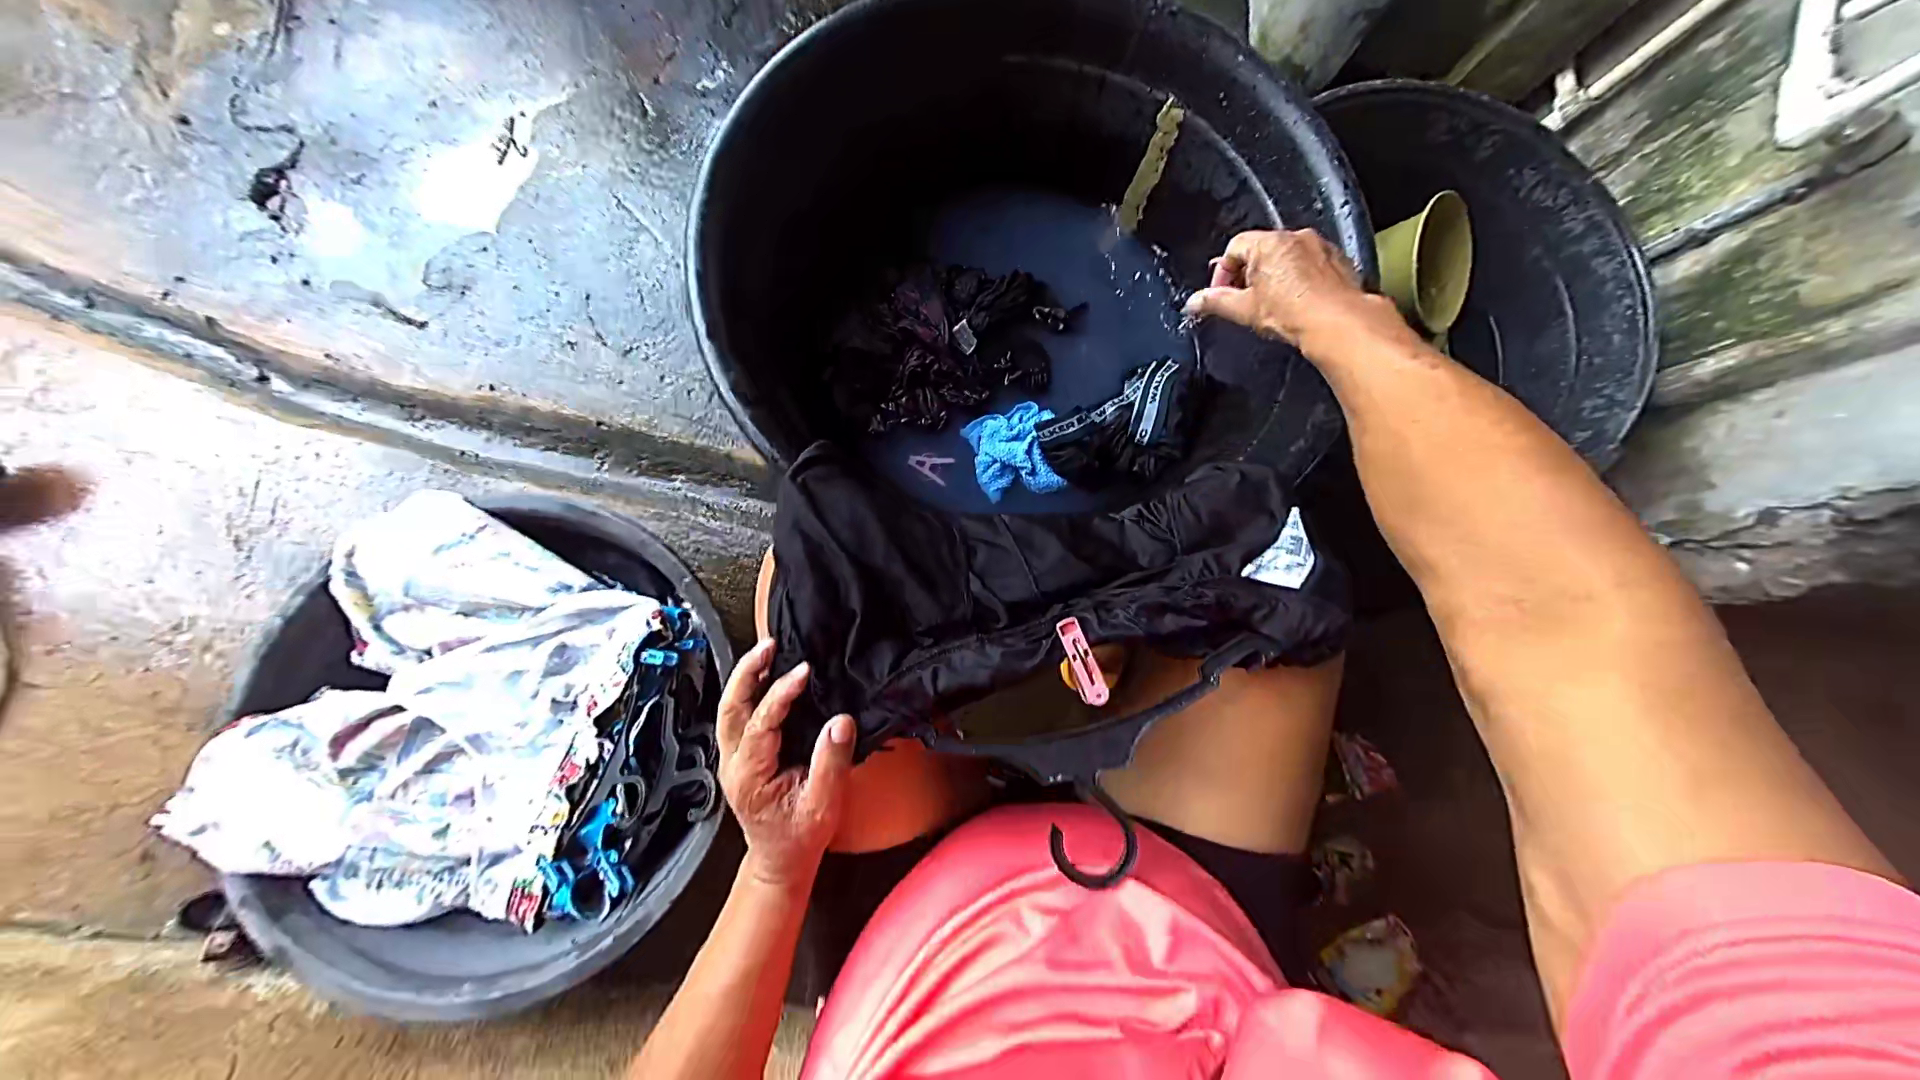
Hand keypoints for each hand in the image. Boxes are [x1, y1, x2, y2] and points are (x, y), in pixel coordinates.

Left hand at [716, 639, 854, 889]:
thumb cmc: (799, 836)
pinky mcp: (741, 754)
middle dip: (747, 672)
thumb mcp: (822, 805)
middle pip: (730, 708)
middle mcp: (734, 764)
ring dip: (745, 676)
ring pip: (729, 708)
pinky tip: (765, 674)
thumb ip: (831, 762)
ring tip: (766, 650)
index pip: (760, 725)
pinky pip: (738, 714)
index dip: (780, 695)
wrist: (780, 859)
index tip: (802, 672)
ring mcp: (733, 758)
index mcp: (750, 776)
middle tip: (769, 646)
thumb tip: (841, 722)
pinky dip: (749, 689)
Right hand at [1183, 229, 1417, 356]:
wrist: (1336, 321)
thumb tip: (1194, 302)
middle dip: (1247, 275)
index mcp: (1268, 243)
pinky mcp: (1336, 260)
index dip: (1222, 273)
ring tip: (1269, 306)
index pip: (1233, 248)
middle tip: (1242, 303)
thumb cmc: (1293, 312)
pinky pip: (1308, 264)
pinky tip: (1294, 303)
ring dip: (1272, 277)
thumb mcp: (1243, 310)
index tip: (1220, 295)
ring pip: (1285, 257)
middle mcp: (1295, 237)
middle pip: (1259, 251)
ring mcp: (1318, 246)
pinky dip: (1297, 280)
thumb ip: (1215, 302)